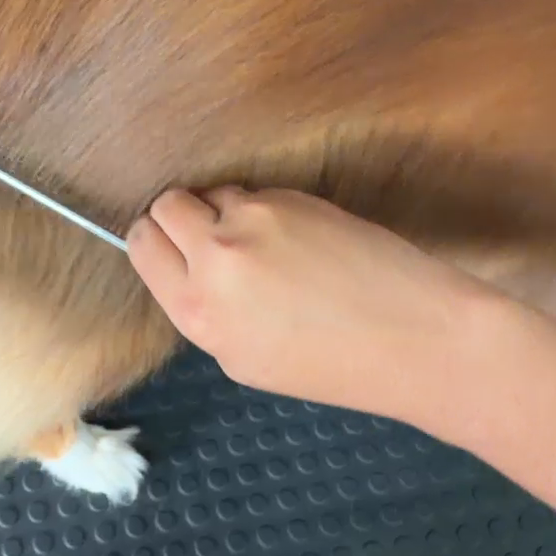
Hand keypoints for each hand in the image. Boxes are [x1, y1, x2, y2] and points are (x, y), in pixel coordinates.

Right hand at [127, 187, 501, 427]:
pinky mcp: (292, 198)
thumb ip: (202, 307)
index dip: (153, 239)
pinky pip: (255, 192)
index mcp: (196, 311)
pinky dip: (265, 208)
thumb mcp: (240, 358)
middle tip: (211, 234)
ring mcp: (253, 222)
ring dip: (225, 209)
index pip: (141, 243)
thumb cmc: (331, 364)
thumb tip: (188, 265)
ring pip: (211, 191)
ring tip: (266, 242)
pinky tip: (300, 238)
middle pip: (165, 205)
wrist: (414, 338)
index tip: (172, 244)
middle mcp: (214, 260)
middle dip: (181, 215)